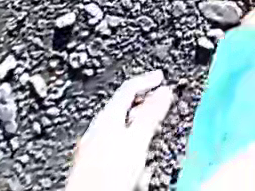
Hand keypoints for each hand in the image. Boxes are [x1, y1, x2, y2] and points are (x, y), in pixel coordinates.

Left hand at [65, 70, 175, 190]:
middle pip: (122, 109)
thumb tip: (164, 91)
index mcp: (106, 117)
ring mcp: (91, 150)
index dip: (147, 80)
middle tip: (158, 105)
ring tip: (150, 137)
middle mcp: (96, 130)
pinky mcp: (91, 169)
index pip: (128, 87)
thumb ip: (150, 113)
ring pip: (119, 131)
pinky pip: (114, 150)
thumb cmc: (106, 176)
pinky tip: (135, 163)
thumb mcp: (136, 140)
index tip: (160, 78)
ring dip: (137, 131)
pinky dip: (128, 149)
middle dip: (143, 106)